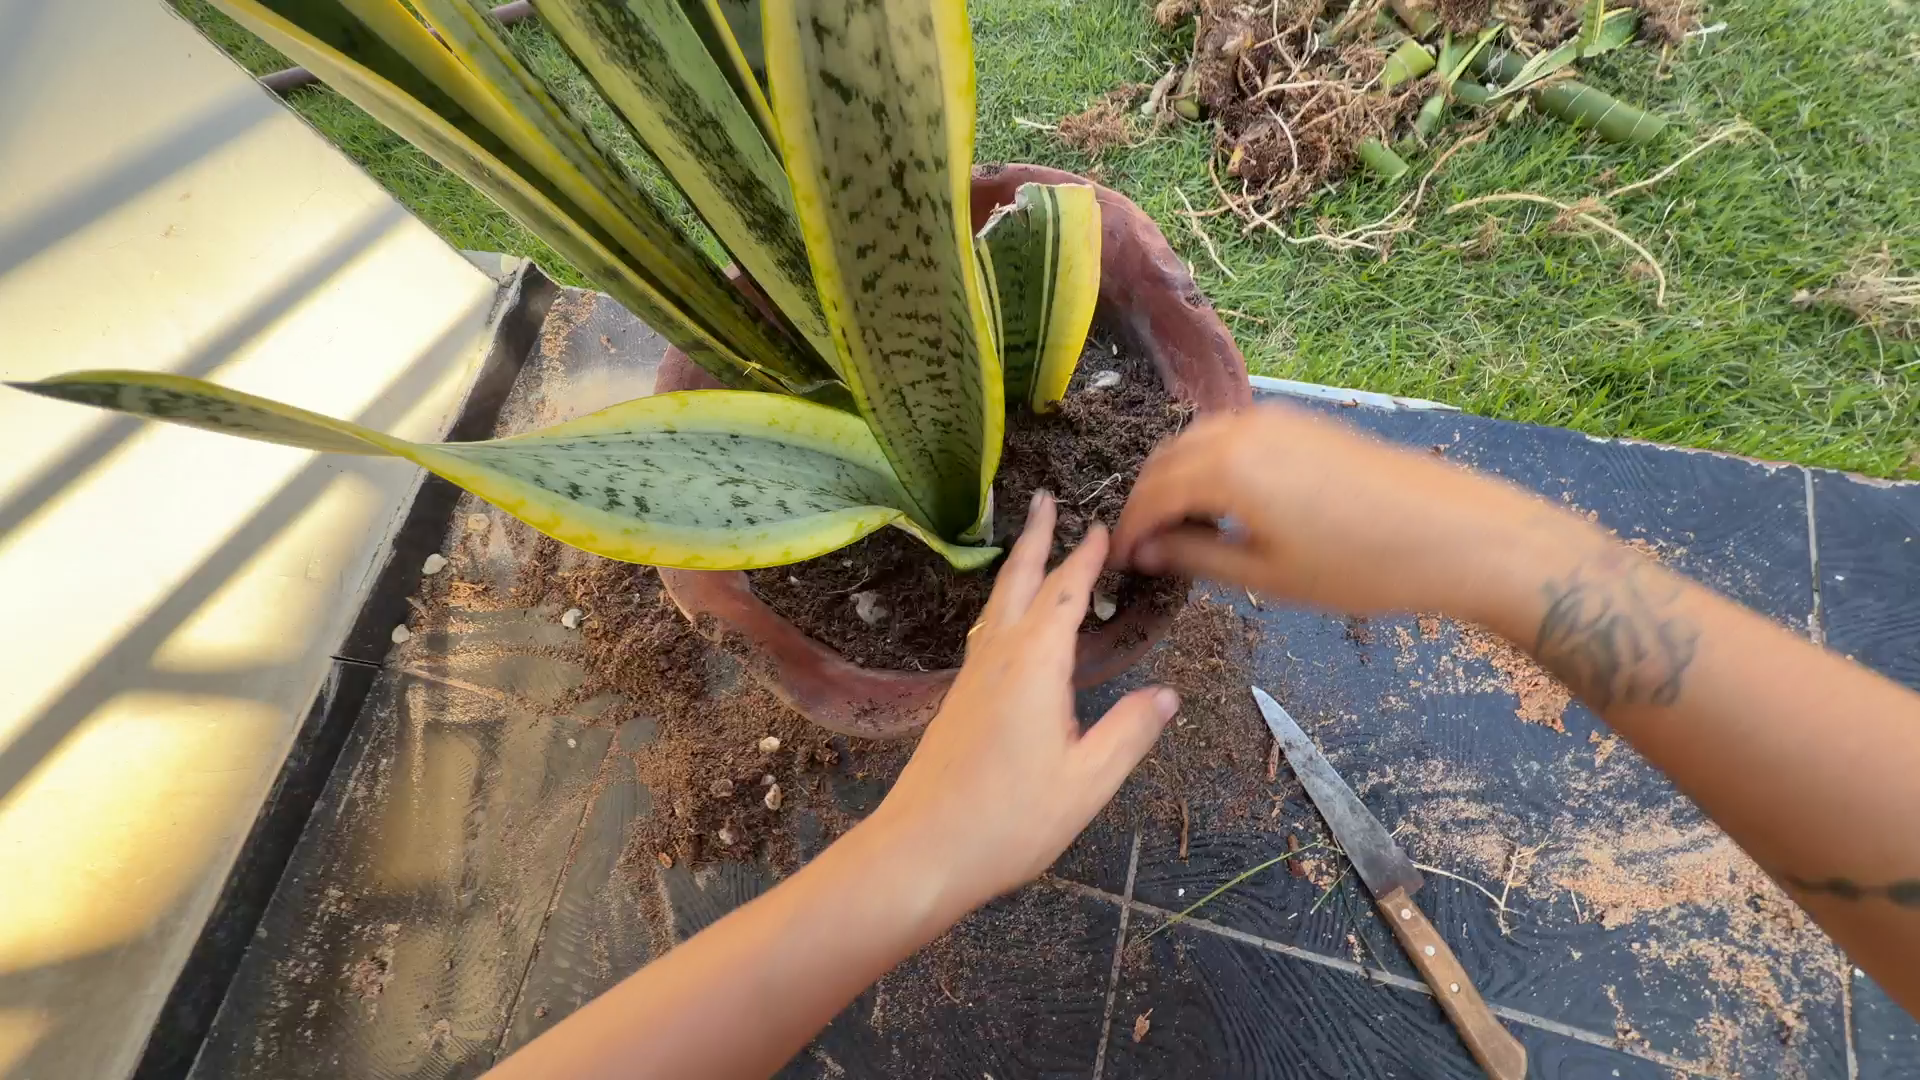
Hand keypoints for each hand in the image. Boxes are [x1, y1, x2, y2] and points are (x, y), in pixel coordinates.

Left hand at [869, 490, 1180, 916]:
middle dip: (1034, 536)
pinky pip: (988, 630)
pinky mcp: (958, 695)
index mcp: (1034, 664)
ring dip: (1017, 567)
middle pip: (1018, 579)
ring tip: (1030, 544)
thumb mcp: (1086, 781)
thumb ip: (1129, 732)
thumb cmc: (1010, 818)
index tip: (1101, 527)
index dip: (1085, 559)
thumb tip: (1167, 694)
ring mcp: (972, 674)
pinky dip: (1006, 604)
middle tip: (1042, 497)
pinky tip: (1010, 621)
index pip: (1064, 594)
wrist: (921, 849)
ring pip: (997, 602)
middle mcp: (998, 655)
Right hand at [1109, 405, 1601, 621]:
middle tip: (1146, 546)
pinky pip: (1228, 433)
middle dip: (1147, 501)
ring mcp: (1272, 416)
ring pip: (1195, 441)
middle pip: (1166, 459)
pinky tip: (1221, 497)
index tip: (1120, 561)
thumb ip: (1194, 556)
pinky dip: (1207, 461)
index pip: (1152, 494)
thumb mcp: (1265, 574)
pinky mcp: (1299, 419)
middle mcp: (1240, 427)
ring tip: (1180, 525)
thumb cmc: (1359, 566)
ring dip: (1175, 478)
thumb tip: (1145, 551)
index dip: (1130, 530)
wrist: (1460, 534)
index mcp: (1225, 466)